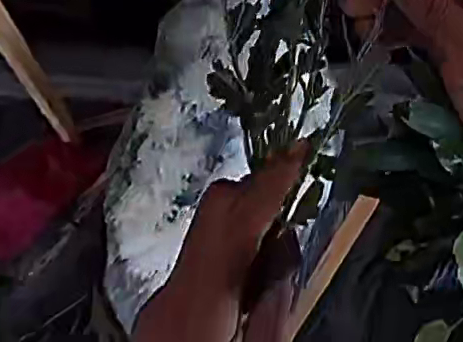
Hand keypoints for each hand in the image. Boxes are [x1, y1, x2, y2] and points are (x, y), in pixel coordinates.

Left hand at [131, 146, 306, 341]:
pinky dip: (230, 254)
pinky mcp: (160, 314)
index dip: (273, 180)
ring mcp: (161, 302)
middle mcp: (173, 291)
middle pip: (216, 210)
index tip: (302, 148)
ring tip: (275, 253)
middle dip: (258, 193)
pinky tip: (248, 285)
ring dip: (246, 224)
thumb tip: (288, 242)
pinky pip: (201, 259)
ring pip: (208, 231)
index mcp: (201, 303)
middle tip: (295, 204)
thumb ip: (277, 300)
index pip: (238, 220)